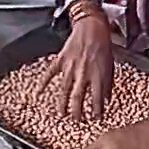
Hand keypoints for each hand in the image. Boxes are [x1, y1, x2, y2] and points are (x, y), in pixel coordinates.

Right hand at [41, 7, 112, 121]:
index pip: (97, 99)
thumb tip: (106, 100)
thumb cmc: (103, 46)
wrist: (92, 27)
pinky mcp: (61, 60)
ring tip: (61, 114)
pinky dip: (42, 84)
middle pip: (78, 98)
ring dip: (62, 104)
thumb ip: (107, 84)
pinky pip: (50, 74)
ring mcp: (70, 67)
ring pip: (64, 90)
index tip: (96, 119)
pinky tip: (38, 93)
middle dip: (77, 112)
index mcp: (97, 75)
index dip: (97, 111)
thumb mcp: (110, 66)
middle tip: (77, 121)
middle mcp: (83, 73)